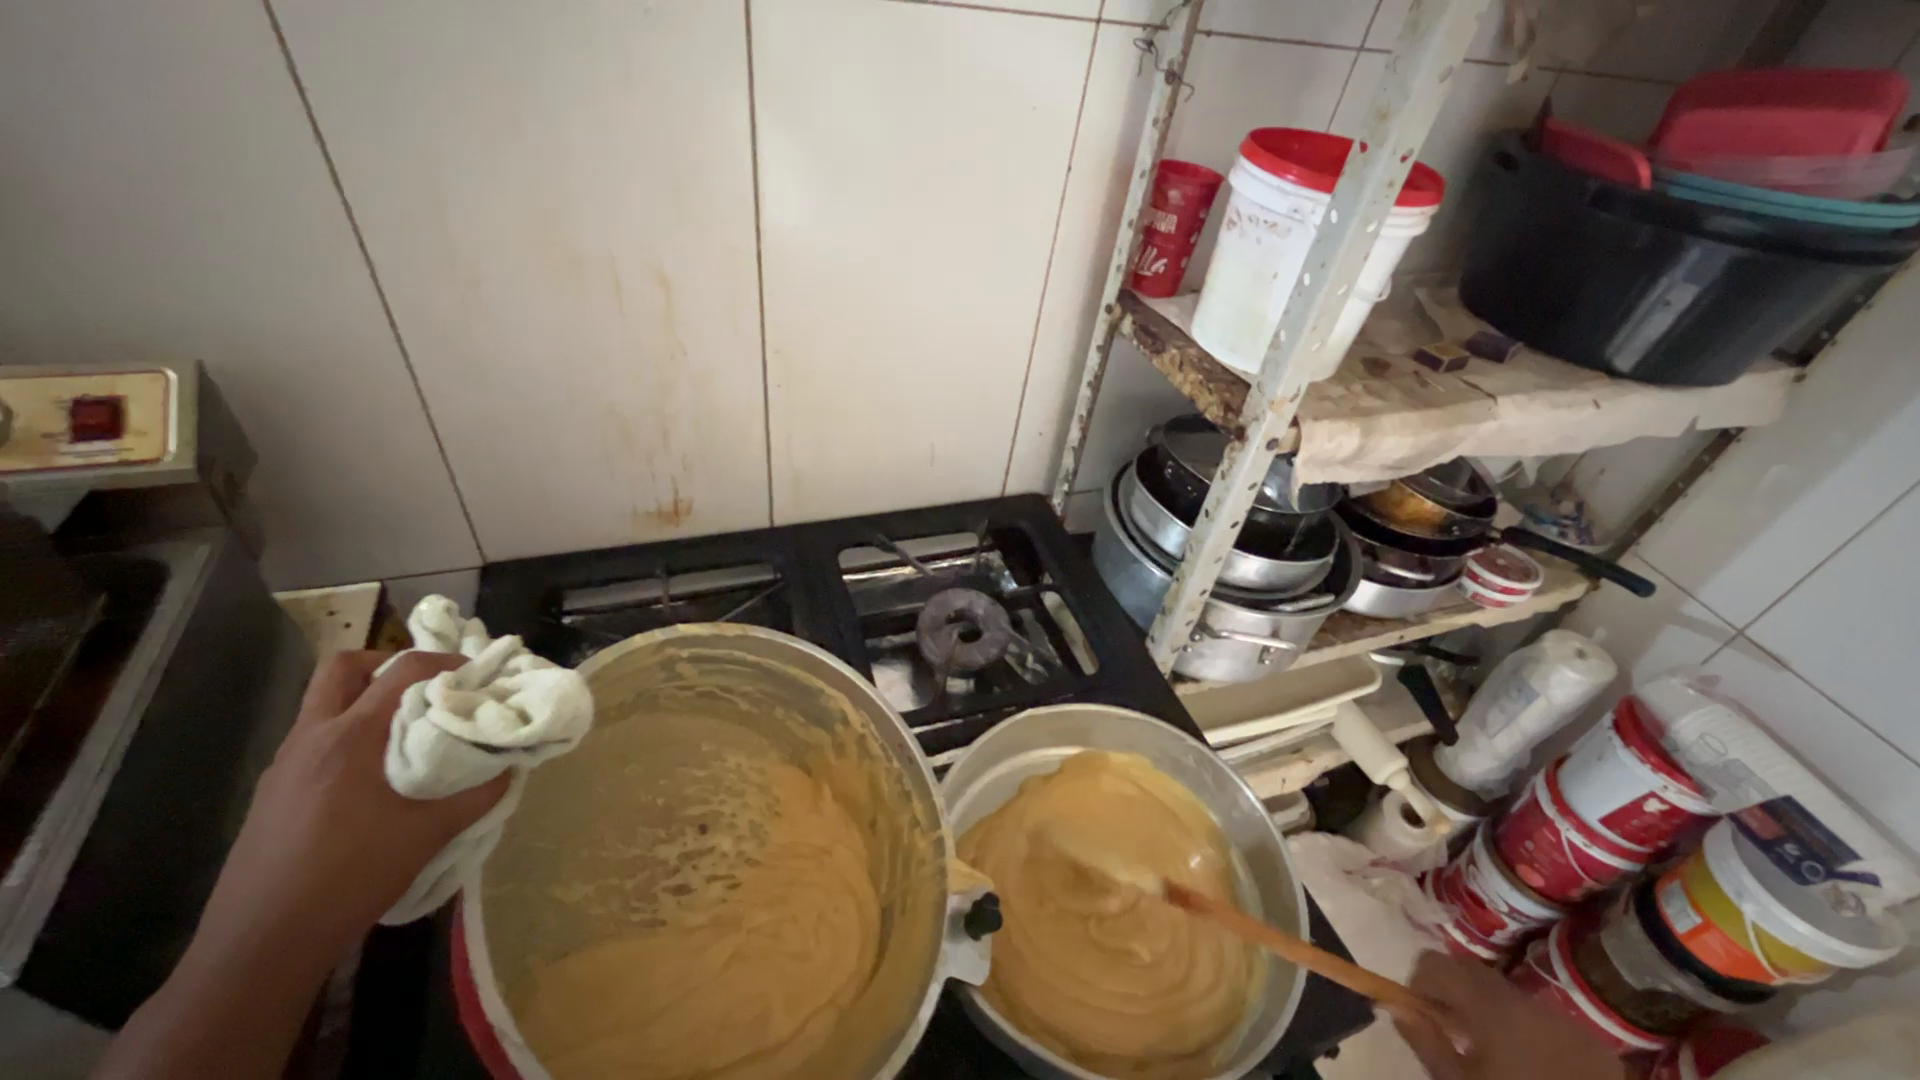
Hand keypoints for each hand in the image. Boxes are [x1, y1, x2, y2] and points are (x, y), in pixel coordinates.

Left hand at [193, 651, 509, 959]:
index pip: (400, 671)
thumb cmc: (350, 878)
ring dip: (366, 701)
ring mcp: (284, 766)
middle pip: (341, 669)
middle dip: (387, 664)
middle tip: (427, 686)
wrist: (263, 942)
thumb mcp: (428, 835)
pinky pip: (316, 741)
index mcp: (349, 738)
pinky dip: (350, 736)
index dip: (444, 662)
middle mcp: (311, 739)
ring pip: (323, 705)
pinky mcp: (274, 794)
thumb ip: (477, 795)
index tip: (476, 675)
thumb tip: (510, 767)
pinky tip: (375, 777)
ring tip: (409, 731)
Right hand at [1394, 951, 1627, 1079]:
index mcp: (1491, 1008)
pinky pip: (1542, 1019)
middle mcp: (1528, 1002)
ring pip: (1507, 996)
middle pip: (1472, 972)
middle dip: (1451, 992)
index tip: (1421, 1014)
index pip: (1436, 962)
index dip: (1419, 982)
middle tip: (1447, 1032)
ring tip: (1488, 1055)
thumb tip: (1394, 1005)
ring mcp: (1565, 1022)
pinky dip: (1523, 1030)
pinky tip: (1529, 1068)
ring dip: (1487, 1011)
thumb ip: (1424, 1041)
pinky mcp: (1594, 1045)